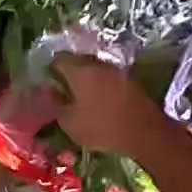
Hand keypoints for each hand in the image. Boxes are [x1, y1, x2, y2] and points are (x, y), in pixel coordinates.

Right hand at [50, 53, 173, 155]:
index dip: (50, 69)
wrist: (143, 131)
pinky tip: (100, 101)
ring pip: (95, 69)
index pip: (59, 59)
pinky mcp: (130, 80)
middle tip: (63, 90)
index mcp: (80, 70)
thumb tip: (51, 92)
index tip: (48, 82)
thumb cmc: (101, 127)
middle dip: (69, 73)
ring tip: (81, 97)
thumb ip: (57, 105)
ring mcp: (116, 70)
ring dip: (87, 79)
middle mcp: (98, 64)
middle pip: (78, 61)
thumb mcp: (70, 123)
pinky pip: (109, 78)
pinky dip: (101, 86)